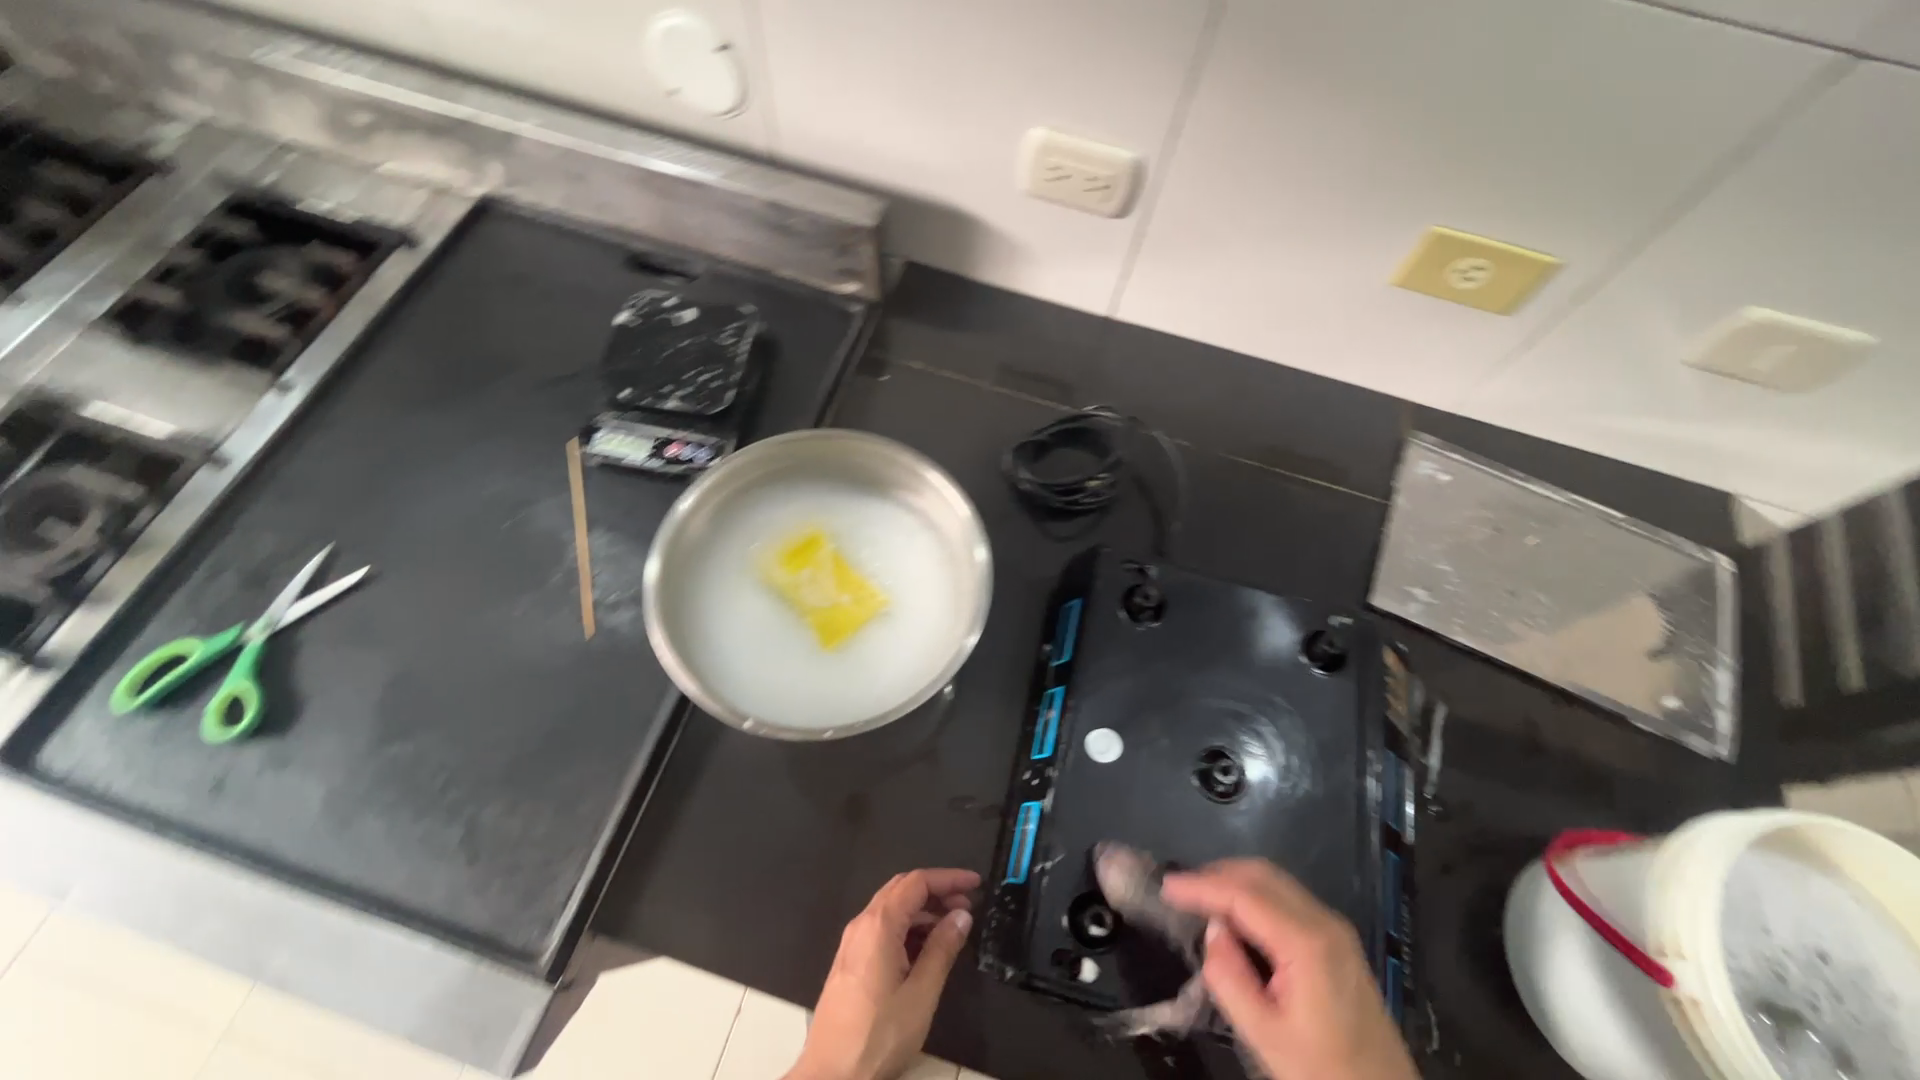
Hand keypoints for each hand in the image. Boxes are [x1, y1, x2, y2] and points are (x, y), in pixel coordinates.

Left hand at [787, 868, 980, 1079]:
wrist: (831, 1075)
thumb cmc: (880, 1034)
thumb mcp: (921, 994)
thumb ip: (942, 949)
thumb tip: (962, 915)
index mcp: (879, 925)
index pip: (917, 882)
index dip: (948, 878)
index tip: (976, 884)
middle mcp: (862, 925)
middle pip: (902, 889)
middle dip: (937, 891)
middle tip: (967, 906)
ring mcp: (852, 943)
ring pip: (891, 909)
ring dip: (923, 911)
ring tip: (953, 929)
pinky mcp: (850, 962)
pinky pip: (882, 929)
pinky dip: (908, 928)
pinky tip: (926, 949)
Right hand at [1161, 860, 1417, 1079]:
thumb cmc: (1324, 1070)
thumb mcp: (1264, 1034)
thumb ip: (1229, 978)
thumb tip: (1212, 932)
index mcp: (1307, 943)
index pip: (1244, 895)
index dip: (1201, 885)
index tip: (1165, 886)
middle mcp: (1325, 922)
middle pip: (1262, 875)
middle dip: (1216, 875)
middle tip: (1178, 891)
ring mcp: (1335, 929)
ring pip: (1276, 881)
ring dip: (1234, 882)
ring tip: (1198, 901)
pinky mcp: (1337, 940)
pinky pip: (1287, 899)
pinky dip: (1253, 895)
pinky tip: (1234, 917)